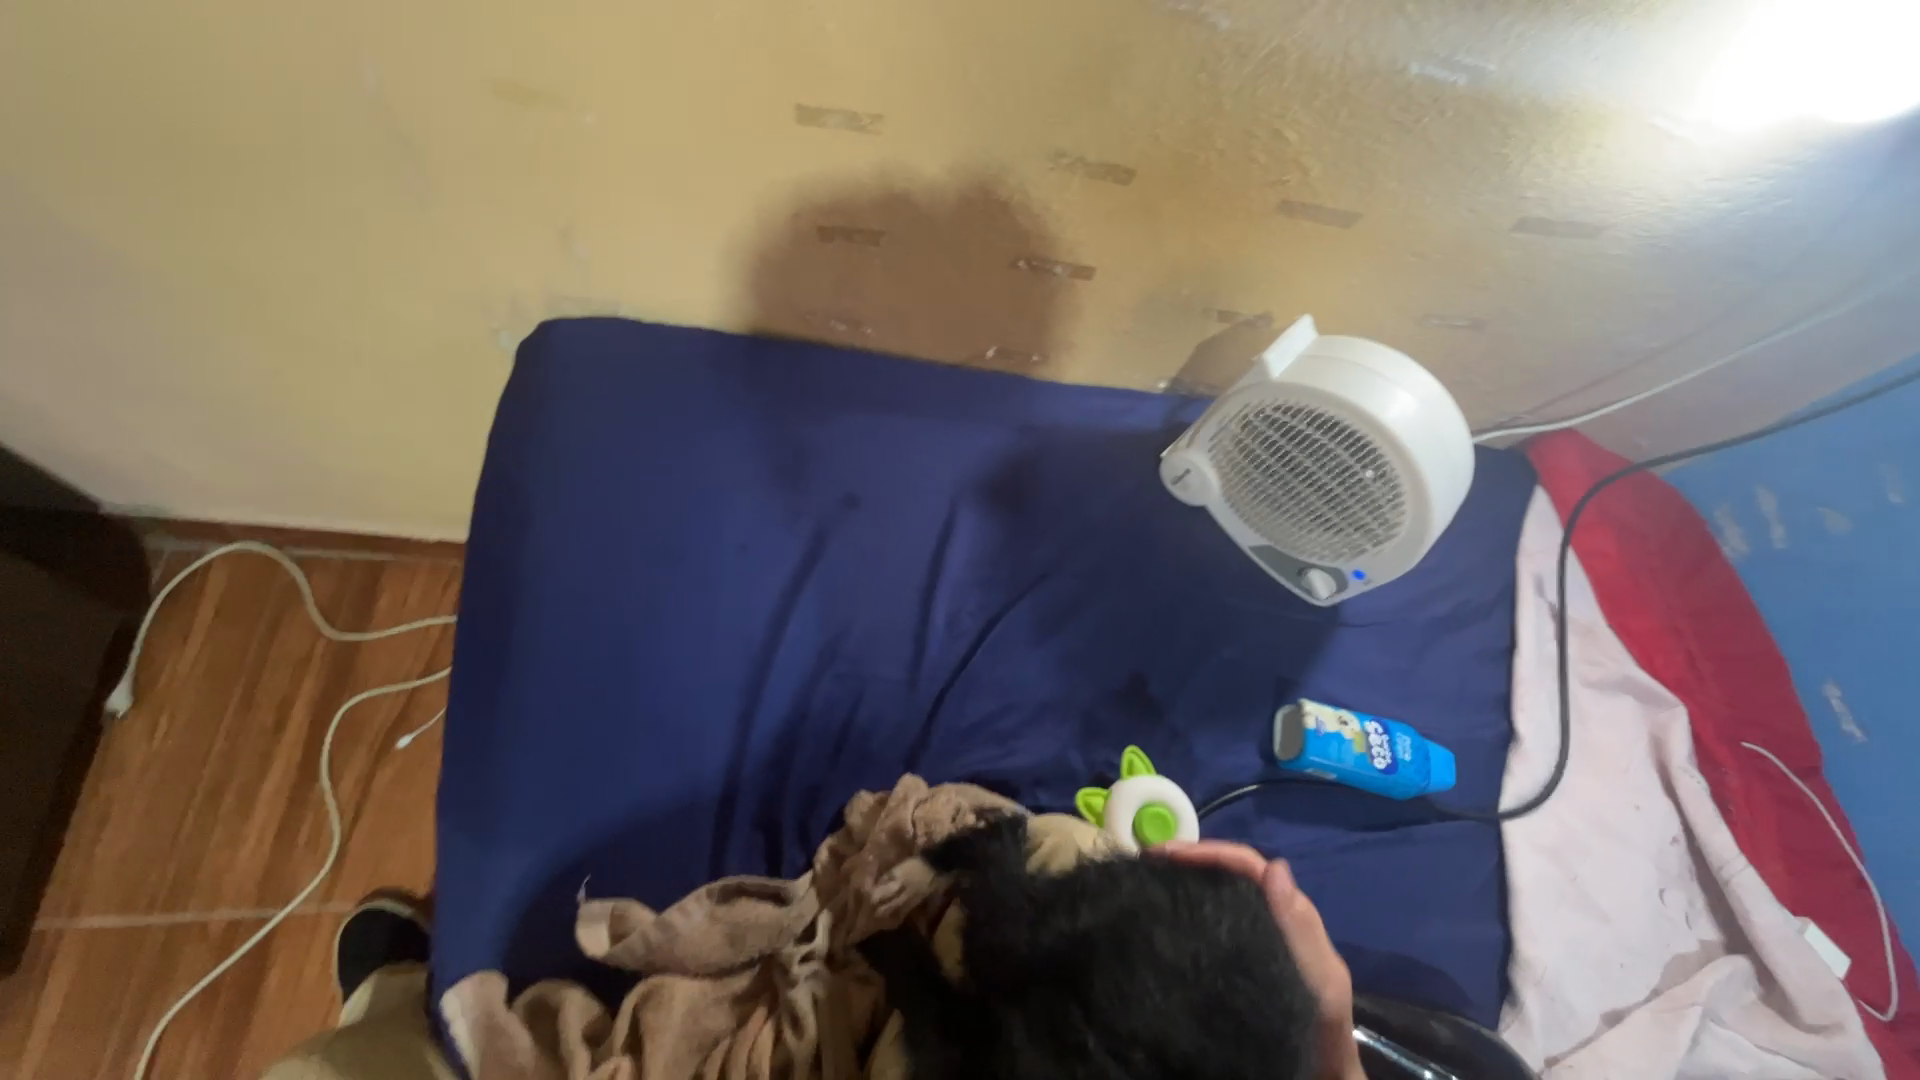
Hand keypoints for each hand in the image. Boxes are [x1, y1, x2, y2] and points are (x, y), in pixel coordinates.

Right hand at [1154, 841, 1365, 1079]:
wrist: (1321, 1079)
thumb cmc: (1323, 1034)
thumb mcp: (1321, 984)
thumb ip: (1301, 930)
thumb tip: (1274, 866)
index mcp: (1291, 914)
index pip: (1248, 865)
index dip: (1209, 852)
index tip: (1166, 854)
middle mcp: (1272, 917)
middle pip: (1228, 872)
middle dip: (1189, 859)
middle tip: (1146, 863)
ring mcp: (1255, 937)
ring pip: (1218, 892)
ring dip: (1186, 878)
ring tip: (1148, 879)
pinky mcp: (1240, 959)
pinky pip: (1211, 921)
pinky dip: (1187, 908)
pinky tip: (1163, 916)